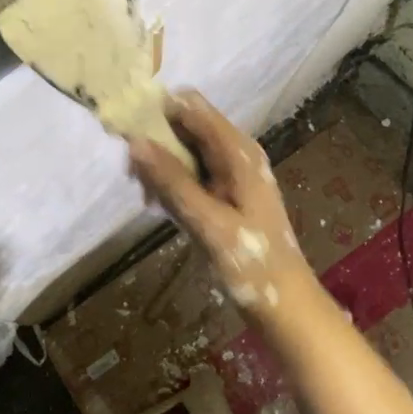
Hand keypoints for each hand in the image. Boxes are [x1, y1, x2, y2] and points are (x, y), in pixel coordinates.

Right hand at [129, 93, 412, 413]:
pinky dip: (171, 181)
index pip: (190, 105)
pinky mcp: (224, 192)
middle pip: (185, 124)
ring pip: (184, 148)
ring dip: (160, 164)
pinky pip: (190, 171)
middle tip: (132, 173)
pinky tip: (157, 206)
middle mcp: (234, 151)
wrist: (286, 308)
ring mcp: (230, 172)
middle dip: (155, 141)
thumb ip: (171, 181)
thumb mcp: (208, 223)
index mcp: (236, 150)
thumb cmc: (253, 263)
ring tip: (144, 195)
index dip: (157, 109)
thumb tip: (133, 142)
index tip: (126, 130)